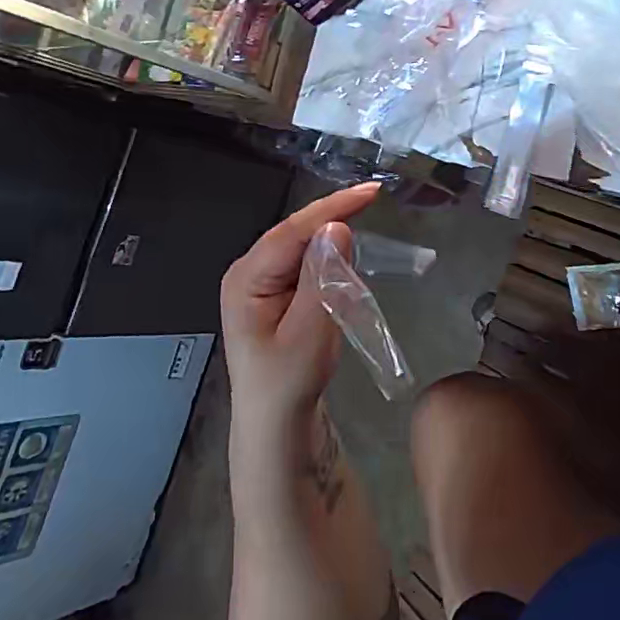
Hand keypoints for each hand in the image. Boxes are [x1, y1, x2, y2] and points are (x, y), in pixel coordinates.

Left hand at [222, 183, 380, 426]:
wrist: (276, 427)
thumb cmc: (289, 384)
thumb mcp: (309, 332)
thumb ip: (323, 278)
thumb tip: (338, 228)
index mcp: (245, 278)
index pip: (291, 231)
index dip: (331, 208)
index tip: (370, 192)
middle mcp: (249, 271)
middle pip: (296, 232)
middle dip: (333, 215)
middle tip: (374, 197)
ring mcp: (262, 282)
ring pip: (304, 245)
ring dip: (334, 234)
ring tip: (366, 213)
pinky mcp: (279, 293)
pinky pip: (307, 262)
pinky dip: (331, 255)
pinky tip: (349, 250)